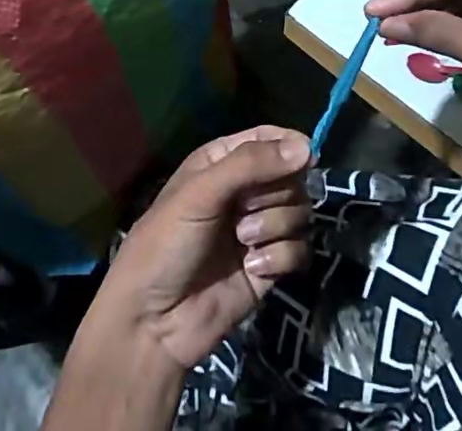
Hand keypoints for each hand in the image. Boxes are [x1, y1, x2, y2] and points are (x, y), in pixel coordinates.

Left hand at [95, 126, 312, 369]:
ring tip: (243, 244)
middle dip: (274, 194)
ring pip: (300, 211)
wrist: (154, 322)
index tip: (303, 158)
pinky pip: (300, 248)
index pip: (270, 138)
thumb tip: (307, 146)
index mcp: (223, 162)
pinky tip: (253, 270)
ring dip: (275, 226)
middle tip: (244, 212)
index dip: (288, 146)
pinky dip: (280, 258)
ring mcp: (259, 228)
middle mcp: (244, 190)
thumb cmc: (166, 244)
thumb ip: (251, 164)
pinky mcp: (270, 265)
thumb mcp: (201, 193)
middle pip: (291, 175)